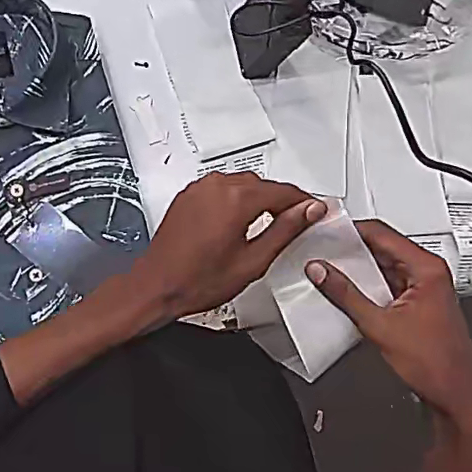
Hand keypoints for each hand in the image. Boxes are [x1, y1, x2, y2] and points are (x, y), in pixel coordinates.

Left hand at [121, 172, 325, 326]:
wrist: (156, 286)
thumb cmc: (195, 280)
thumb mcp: (253, 261)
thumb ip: (285, 230)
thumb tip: (307, 211)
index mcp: (235, 199)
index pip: (283, 191)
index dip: (304, 202)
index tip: (315, 210)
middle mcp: (215, 186)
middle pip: (263, 185)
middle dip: (282, 201)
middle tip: (297, 221)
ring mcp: (199, 189)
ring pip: (242, 184)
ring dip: (258, 199)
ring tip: (270, 224)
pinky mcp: (188, 195)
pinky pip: (221, 189)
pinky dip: (235, 200)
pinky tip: (240, 221)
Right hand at [306, 221, 471, 431]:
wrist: (455, 395)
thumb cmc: (437, 365)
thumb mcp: (379, 325)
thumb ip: (345, 295)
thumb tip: (323, 272)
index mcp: (427, 268)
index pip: (382, 232)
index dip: (351, 230)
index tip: (329, 231)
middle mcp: (429, 273)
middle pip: (383, 246)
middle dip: (352, 250)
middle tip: (324, 252)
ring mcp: (425, 287)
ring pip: (384, 265)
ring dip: (359, 269)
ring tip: (332, 273)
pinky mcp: (418, 301)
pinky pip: (388, 283)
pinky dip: (368, 286)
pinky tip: (350, 294)